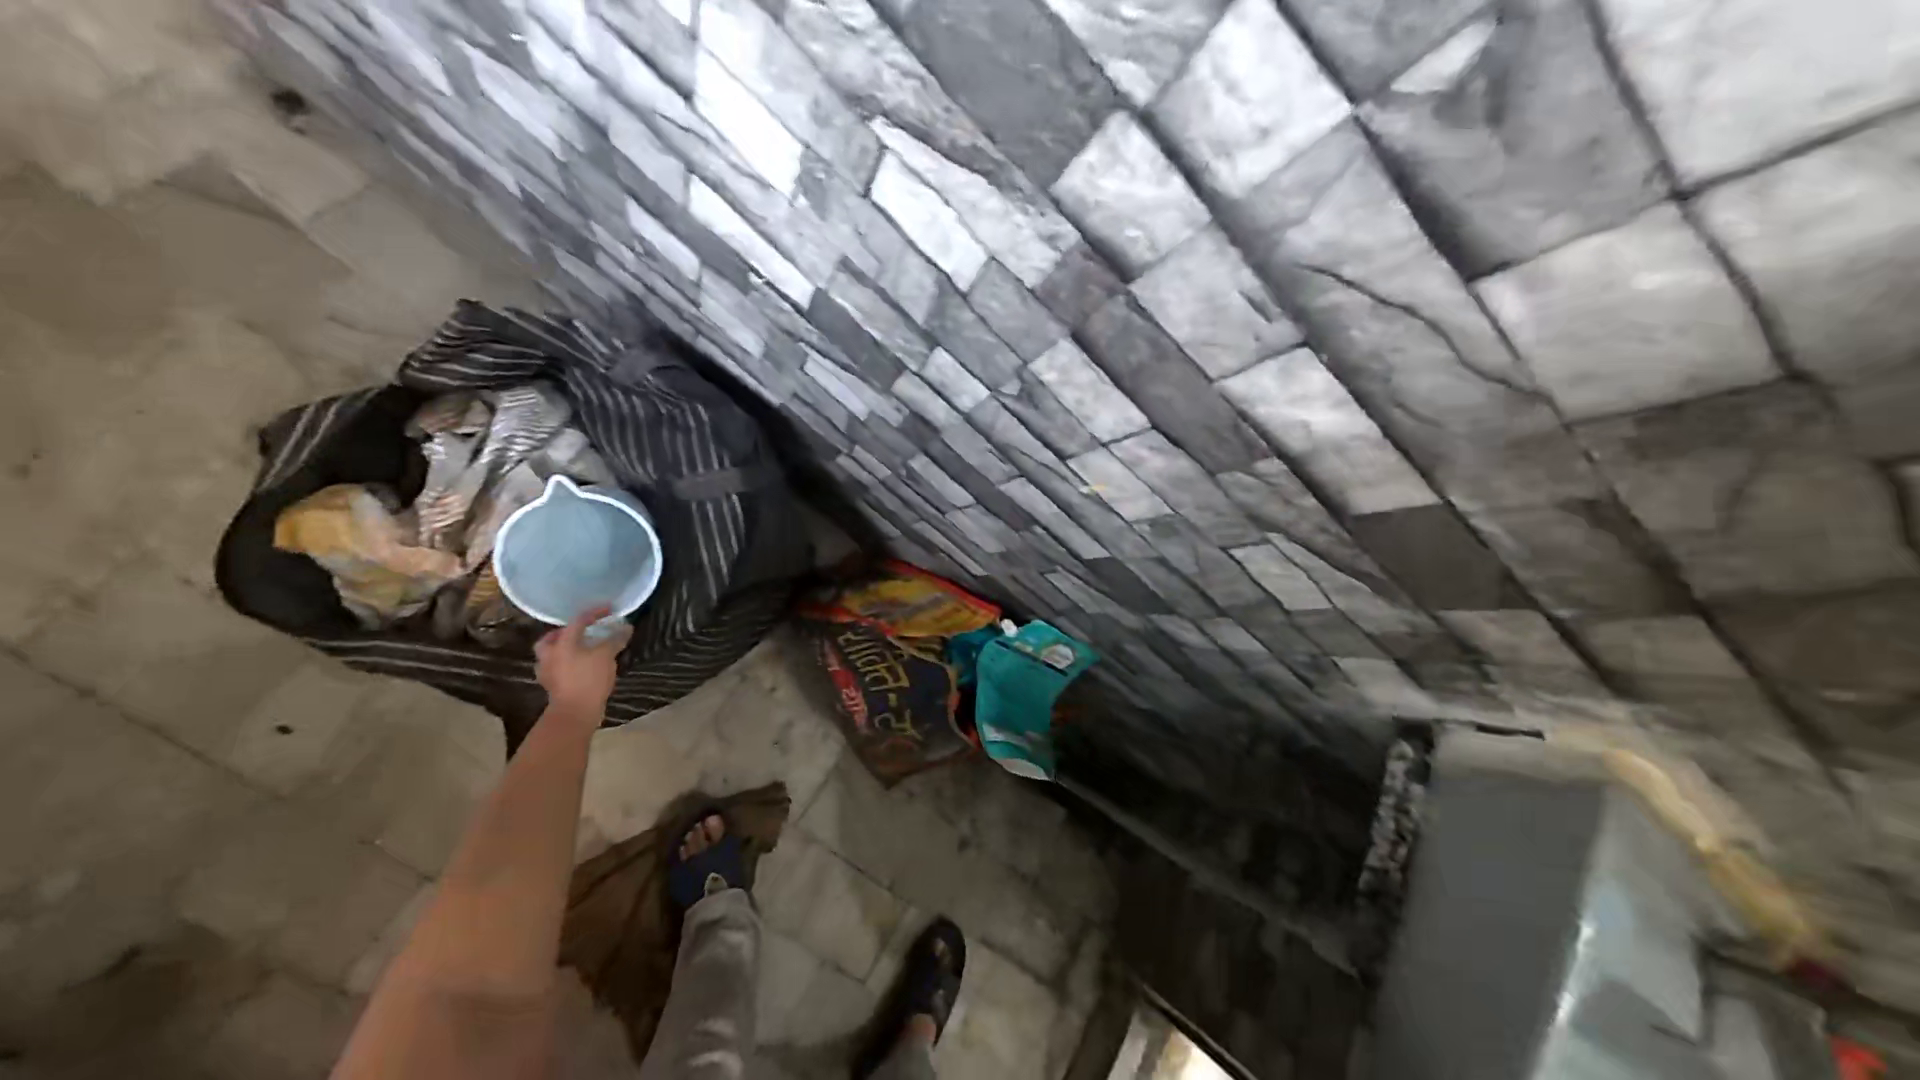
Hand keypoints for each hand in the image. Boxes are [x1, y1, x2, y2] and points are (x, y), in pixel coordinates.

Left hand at [534, 606, 631, 716]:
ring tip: (580, 650)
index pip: (578, 620)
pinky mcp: (551, 687)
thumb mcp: (606, 656)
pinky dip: (566, 665)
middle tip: (580, 632)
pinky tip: (578, 668)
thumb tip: (626, 628)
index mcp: (562, 642)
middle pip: (552, 638)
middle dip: (564, 633)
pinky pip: (557, 669)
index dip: (595, 612)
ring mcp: (547, 672)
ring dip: (562, 650)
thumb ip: (615, 639)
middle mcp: (550, 654)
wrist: (575, 712)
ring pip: (551, 655)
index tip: (609, 609)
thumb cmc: (589, 678)